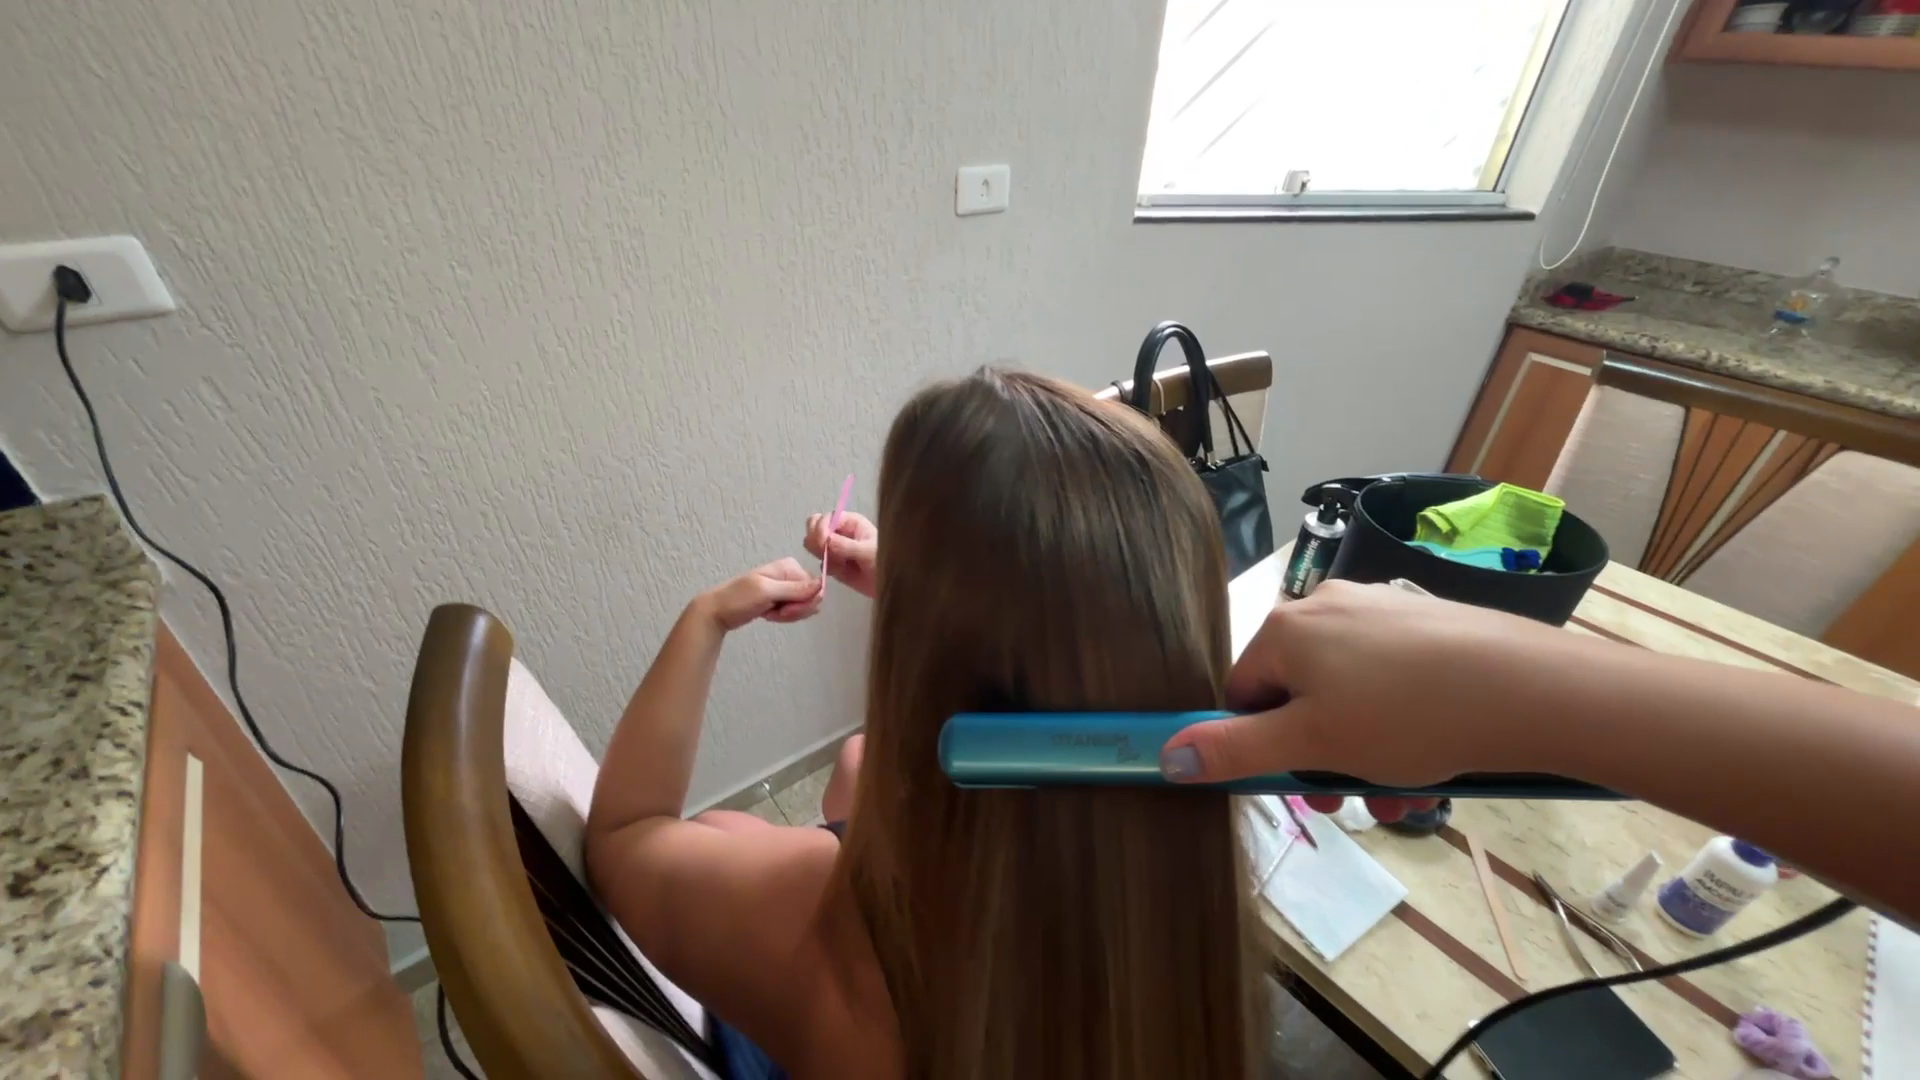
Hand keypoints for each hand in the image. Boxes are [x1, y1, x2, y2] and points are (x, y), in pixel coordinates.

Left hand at [698, 558, 822, 630]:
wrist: (717, 611)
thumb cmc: (738, 599)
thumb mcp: (766, 592)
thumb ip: (794, 589)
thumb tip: (822, 585)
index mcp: (790, 567)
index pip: (814, 587)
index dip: (803, 603)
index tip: (784, 610)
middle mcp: (791, 575)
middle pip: (810, 597)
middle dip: (795, 610)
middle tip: (775, 613)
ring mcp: (786, 588)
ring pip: (803, 605)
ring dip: (789, 615)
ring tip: (769, 614)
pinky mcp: (781, 599)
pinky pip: (795, 610)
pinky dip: (784, 617)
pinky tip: (769, 616)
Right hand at [803, 511, 877, 597]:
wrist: (889, 583)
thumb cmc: (885, 561)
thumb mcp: (868, 552)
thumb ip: (847, 545)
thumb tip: (826, 539)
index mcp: (850, 522)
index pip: (826, 518)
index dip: (821, 528)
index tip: (823, 543)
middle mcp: (840, 531)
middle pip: (814, 525)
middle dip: (815, 539)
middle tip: (824, 552)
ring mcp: (835, 548)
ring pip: (813, 544)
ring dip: (820, 554)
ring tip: (838, 564)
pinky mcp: (833, 564)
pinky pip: (820, 563)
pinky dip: (827, 568)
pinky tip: (840, 572)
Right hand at [1159, 581, 1566, 819]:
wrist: (1534, 688)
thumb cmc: (1404, 717)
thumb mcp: (1311, 746)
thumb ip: (1234, 751)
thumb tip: (1166, 756)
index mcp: (1283, 629)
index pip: (1241, 695)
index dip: (1263, 747)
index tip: (1301, 787)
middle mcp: (1322, 605)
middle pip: (1295, 695)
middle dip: (1319, 757)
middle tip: (1354, 801)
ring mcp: (1376, 608)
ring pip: (1345, 692)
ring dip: (1361, 750)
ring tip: (1401, 791)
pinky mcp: (1422, 619)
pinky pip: (1387, 676)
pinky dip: (1396, 720)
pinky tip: (1430, 758)